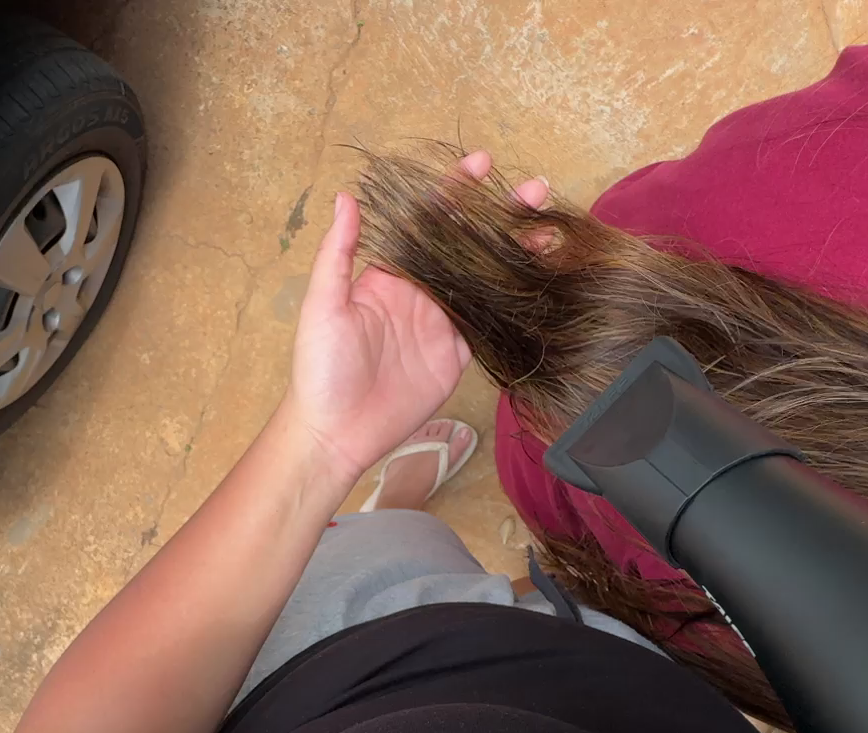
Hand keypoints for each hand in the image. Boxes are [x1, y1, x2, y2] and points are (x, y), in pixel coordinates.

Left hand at [277, 152, 550, 482]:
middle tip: (534, 191)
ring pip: (486, 281)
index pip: (425, 224)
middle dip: (500, 216)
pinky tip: (540, 277)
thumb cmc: (319, 369)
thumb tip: (345, 197)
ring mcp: (440, 326)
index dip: (453, 193)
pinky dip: (515, 302)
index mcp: (388, 277)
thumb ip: (338, 255)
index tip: (480, 165)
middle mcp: (419, 295)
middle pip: (466, 247)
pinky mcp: (456, 358)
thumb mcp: (323, 307)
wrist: (336, 433)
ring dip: (516, 253)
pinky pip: (490, 324)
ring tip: (547, 227)